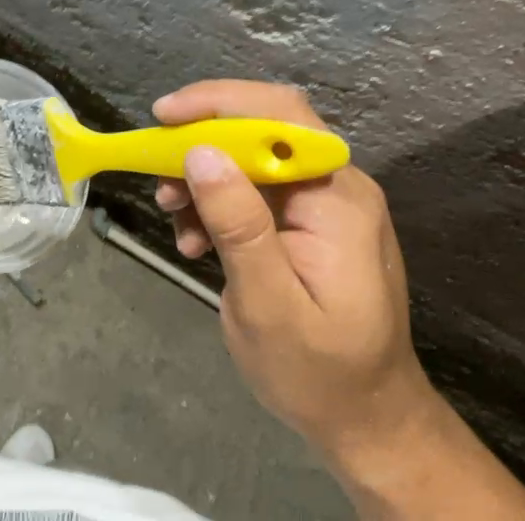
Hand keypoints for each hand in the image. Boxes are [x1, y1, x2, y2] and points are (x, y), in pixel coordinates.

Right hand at [152, 81, 436, 461]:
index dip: (218, 103)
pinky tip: (196, 242)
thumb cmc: (320, 372)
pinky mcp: (307, 224)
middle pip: (261, 130)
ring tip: (175, 220)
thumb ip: (238, 225)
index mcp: (337, 199)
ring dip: (203, 179)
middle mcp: (335, 187)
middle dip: (201, 143)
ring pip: (250, 159)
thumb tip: (200, 154)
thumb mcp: (268, 303)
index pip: (280, 116)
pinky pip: (253, 191)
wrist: (366, 421)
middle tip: (158, 176)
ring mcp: (323, 205)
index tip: (162, 117)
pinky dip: (216, 205)